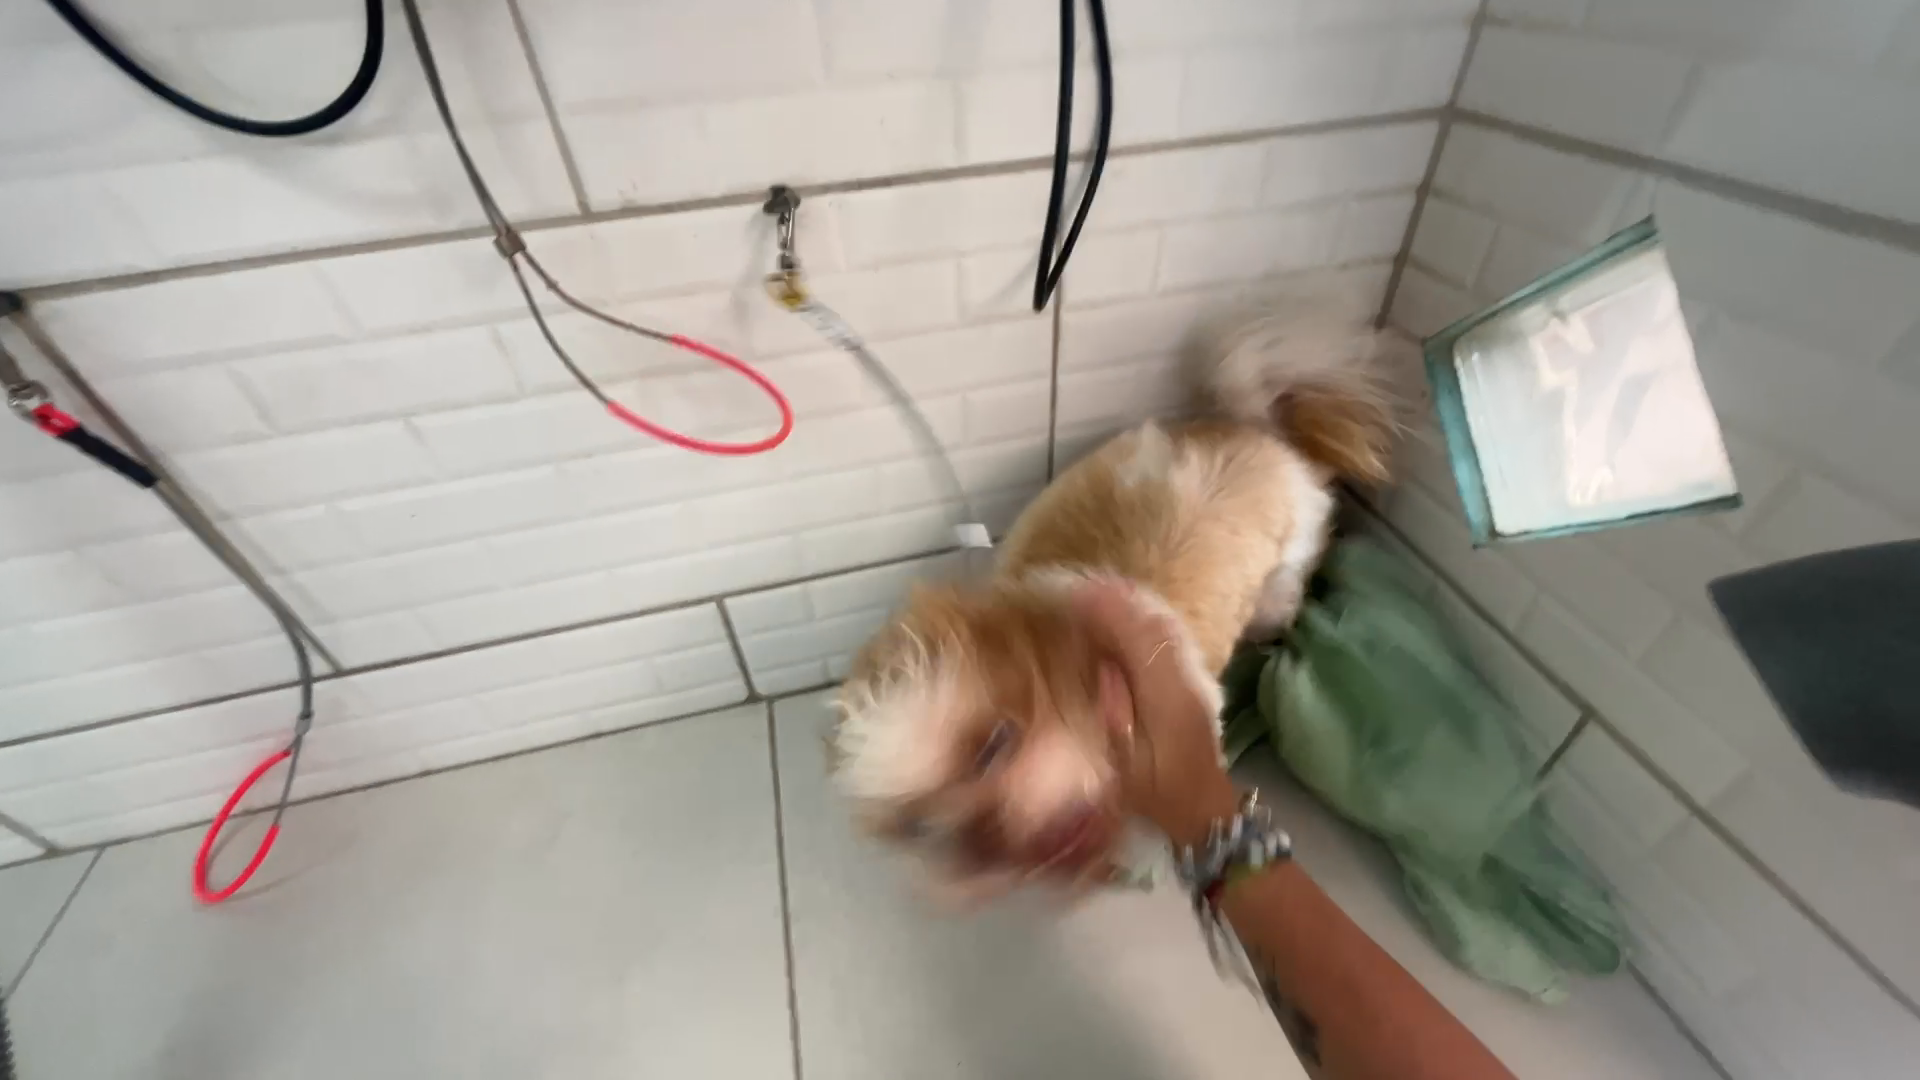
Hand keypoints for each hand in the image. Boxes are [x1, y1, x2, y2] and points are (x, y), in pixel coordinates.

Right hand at [1072, 580, 1238, 845]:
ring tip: (1100, 590)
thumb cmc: (1156, 794)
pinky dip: (1147, 615)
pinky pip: (1173, 633)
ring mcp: (1198, 675)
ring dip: (1134, 602)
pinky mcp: (1198, 677)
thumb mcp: (1125, 767)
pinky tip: (1128, 610)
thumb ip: (1113, 716)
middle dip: (1120, 597)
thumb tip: (1104, 668)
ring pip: (1167, 623)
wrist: (1204, 808)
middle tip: (1082, 584)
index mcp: (1170, 698)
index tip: (1077, 594)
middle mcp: (1188, 677)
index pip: (1141, 638)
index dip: (1109, 611)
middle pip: (1156, 621)